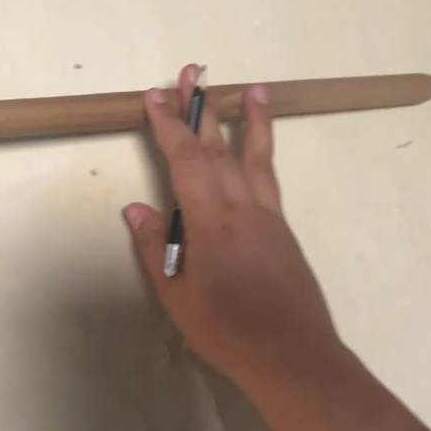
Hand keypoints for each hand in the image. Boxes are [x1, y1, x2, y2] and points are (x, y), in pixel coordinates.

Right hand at [123, 65, 350, 399]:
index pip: (185, 161)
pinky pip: (269, 177)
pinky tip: (257, 148)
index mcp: (212, 222)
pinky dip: (262, 152)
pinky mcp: (282, 230)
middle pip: (218, 149)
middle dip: (200, 109)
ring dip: (247, 120)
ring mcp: (268, 217)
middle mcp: (244, 208)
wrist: (294, 358)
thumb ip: (157, 248)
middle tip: (191, 72)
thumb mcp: (178, 297)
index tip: (154, 96)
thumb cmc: (228, 332)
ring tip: (250, 88)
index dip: (168, 126)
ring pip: (255, 156)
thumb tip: (136, 208)